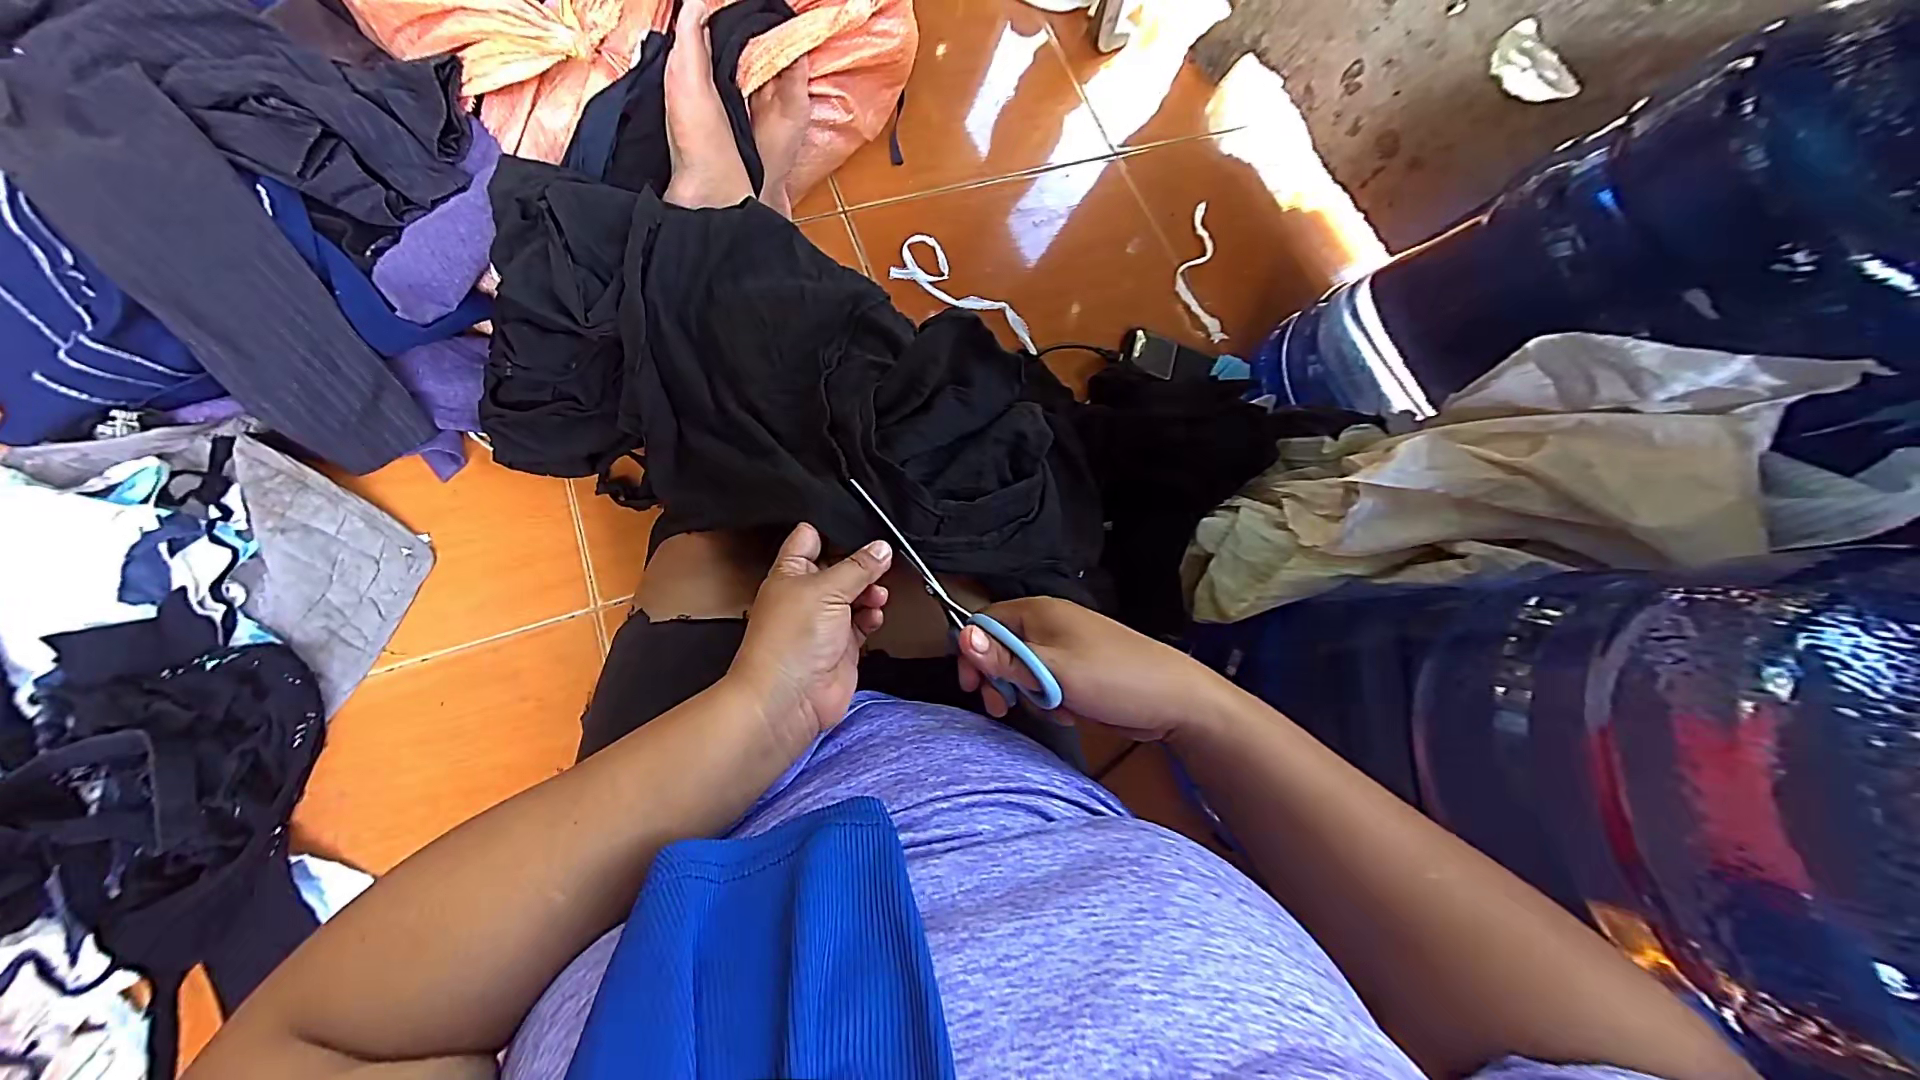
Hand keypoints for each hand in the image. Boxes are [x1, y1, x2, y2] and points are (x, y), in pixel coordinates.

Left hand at [729, 524, 891, 740]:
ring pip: (855, 595)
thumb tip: (880, 550)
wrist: (789, 698)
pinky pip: (864, 623)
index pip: (809, 539)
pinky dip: (873, 617)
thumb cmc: (787, 644)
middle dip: (861, 565)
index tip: (859, 530)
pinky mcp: (841, 646)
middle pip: (840, 567)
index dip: (832, 531)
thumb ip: (858, 568)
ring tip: (876, 594)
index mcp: (791, 573)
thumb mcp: (827, 590)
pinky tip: (875, 615)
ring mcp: (824, 621)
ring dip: (871, 591)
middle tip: (877, 564)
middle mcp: (806, 595)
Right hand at [956, 597, 1237, 742]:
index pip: (985, 622)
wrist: (1176, 701)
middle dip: (998, 678)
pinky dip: (1049, 698)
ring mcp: (1065, 647)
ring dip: (1026, 693)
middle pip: (1001, 647)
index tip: (973, 686)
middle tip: (1001, 707)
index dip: (973, 653)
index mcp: (1039, 612)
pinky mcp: (1078, 669)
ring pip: (1023, 669)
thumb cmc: (1115, 678)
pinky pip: (1046, 682)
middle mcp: (1048, 624)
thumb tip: (961, 637)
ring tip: (1047, 708)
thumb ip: (1005, 658)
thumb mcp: (1053, 672)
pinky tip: (1066, 710)